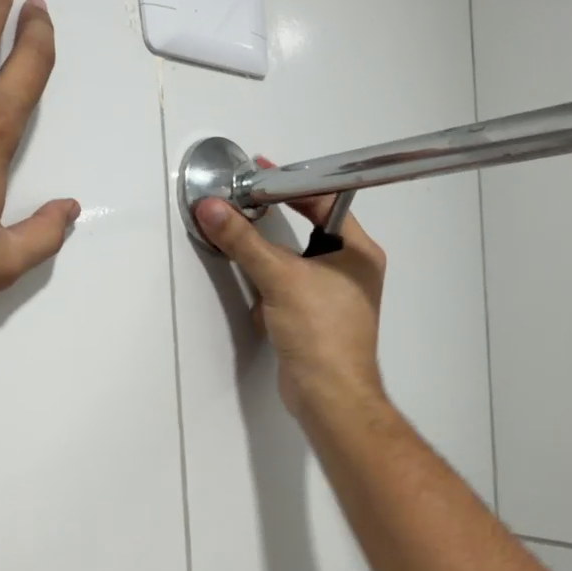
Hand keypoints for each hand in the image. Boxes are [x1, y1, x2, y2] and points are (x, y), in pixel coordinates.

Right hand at [194, 182, 386, 420]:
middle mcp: (352, 270)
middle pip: (307, 230)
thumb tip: (213, 208)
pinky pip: (287, 292)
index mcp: (359, 252)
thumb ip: (243, 240)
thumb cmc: (321, 333)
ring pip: (294, 264)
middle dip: (274, 226)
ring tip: (250, 258)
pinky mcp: (316, 320)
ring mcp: (335, 297)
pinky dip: (271, 294)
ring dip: (270, 266)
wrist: (328, 396)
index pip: (324, 202)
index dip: (291, 186)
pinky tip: (263, 308)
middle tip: (246, 205)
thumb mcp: (279, 278)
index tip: (260, 174)